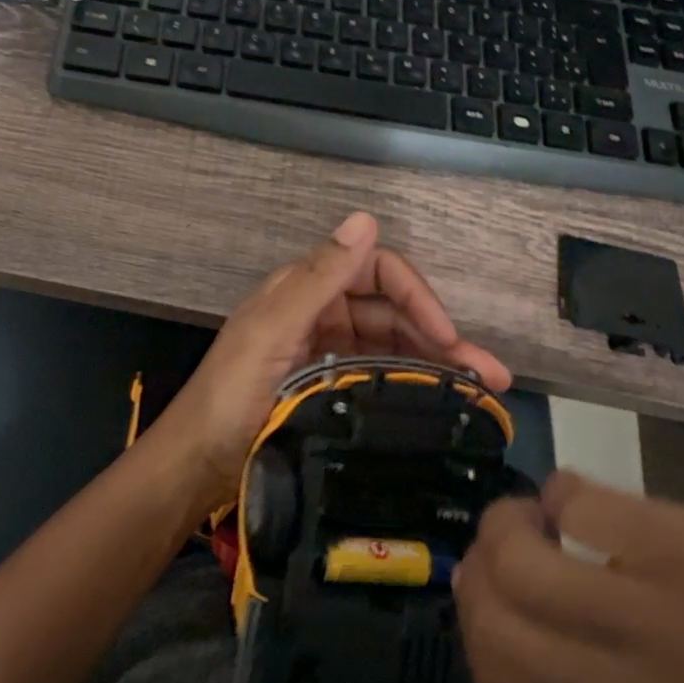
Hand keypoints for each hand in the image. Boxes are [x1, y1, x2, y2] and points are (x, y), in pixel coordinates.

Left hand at [150, 212, 510, 509]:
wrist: (197, 464)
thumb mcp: (272, 332)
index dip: (415, 295)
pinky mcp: (328, 390)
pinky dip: (411, 385)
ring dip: (435, 363)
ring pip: (391, 346)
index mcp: (304, 290)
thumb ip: (319, 278)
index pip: (376, 271)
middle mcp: (319, 315)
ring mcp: (325, 354)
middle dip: (440, 336)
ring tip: (480, 392)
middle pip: (391, 312)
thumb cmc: (229, 394)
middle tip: (486, 375)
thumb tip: (365, 218)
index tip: (446, 335)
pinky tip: (442, 403)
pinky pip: (378, 377)